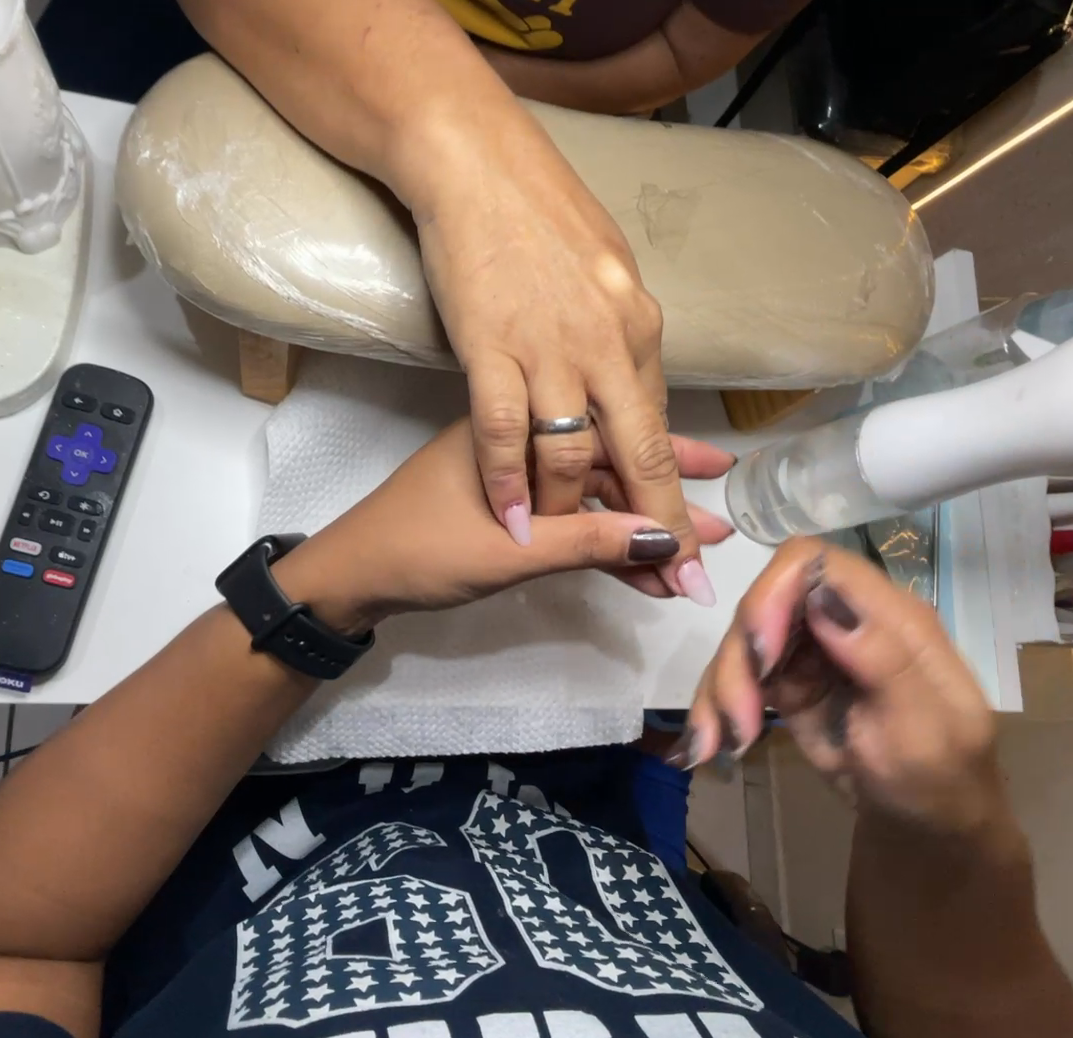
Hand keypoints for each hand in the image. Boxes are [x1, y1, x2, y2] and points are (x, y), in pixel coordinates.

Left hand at [273, 421, 735, 635]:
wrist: (351, 571)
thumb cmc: (420, 548)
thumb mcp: (507, 549)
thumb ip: (586, 543)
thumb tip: (666, 542)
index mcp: (523, 431)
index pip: (613, 455)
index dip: (667, 494)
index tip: (715, 517)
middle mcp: (525, 444)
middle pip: (611, 470)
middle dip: (665, 502)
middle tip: (721, 525)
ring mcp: (516, 476)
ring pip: (593, 498)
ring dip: (637, 527)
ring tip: (693, 546)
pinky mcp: (507, 506)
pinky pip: (568, 518)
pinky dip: (599, 540)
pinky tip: (635, 559)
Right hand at [393, 113, 712, 605]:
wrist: (474, 168)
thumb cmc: (537, 217)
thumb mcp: (603, 276)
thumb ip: (620, 342)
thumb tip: (629, 396)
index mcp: (637, 329)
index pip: (661, 430)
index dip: (679, 496)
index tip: (693, 549)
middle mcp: (605, 344)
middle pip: (638, 452)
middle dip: (659, 526)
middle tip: (676, 585)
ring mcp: (548, 348)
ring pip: (569, 451)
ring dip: (571, 513)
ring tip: (574, 554)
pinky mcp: (490, 348)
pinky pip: (501, 430)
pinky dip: (507, 482)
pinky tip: (514, 523)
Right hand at [685, 538, 1004, 836]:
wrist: (920, 823)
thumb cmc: (939, 779)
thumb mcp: (928, 730)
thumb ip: (887, 662)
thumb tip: (826, 604)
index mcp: (888, 616)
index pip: (816, 562)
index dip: (774, 591)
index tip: (761, 652)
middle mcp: (839, 619)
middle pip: (762, 602)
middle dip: (739, 657)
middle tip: (740, 721)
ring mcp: (806, 648)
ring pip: (739, 642)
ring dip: (721, 689)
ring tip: (724, 744)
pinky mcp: (780, 678)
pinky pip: (731, 677)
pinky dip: (711, 708)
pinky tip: (709, 745)